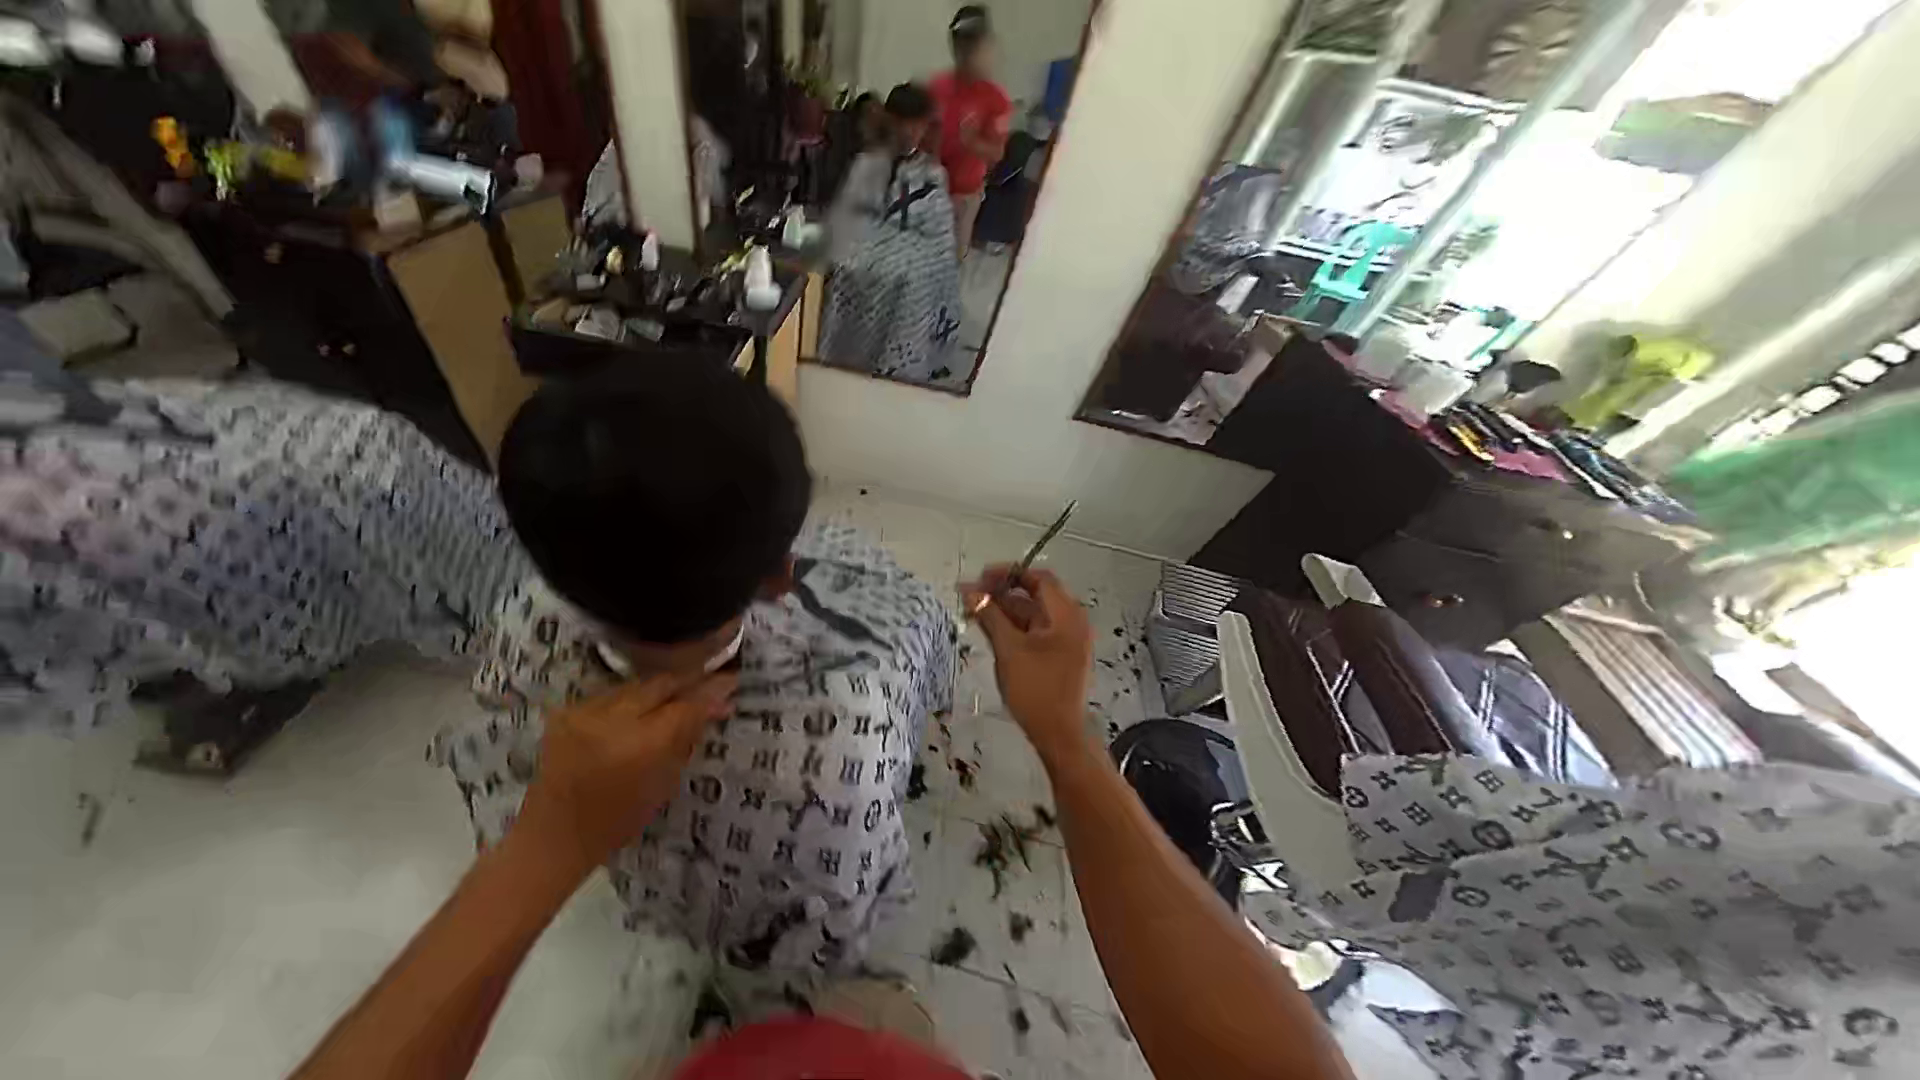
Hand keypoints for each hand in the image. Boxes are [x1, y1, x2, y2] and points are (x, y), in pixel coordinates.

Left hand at [513, 671, 735, 878]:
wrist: (552, 836)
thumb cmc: (619, 820)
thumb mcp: (666, 782)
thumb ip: (688, 737)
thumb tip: (717, 706)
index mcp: (641, 743)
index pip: (687, 704)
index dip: (712, 689)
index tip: (732, 680)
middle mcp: (612, 719)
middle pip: (661, 683)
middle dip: (688, 679)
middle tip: (710, 679)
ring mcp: (585, 712)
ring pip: (637, 684)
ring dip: (660, 687)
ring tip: (678, 693)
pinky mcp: (567, 712)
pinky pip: (612, 694)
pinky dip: (632, 698)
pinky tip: (643, 707)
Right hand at [961, 565, 1092, 758]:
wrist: (1058, 734)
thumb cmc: (1035, 688)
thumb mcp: (1008, 649)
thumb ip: (990, 615)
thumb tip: (970, 591)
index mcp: (1067, 615)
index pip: (1038, 578)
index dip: (1008, 574)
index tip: (980, 578)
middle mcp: (1072, 621)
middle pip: (1035, 595)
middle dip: (1002, 593)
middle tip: (971, 596)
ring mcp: (1068, 639)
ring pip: (1034, 614)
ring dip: (1005, 611)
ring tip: (974, 613)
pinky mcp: (1061, 655)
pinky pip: (1037, 631)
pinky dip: (1015, 627)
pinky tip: (991, 631)